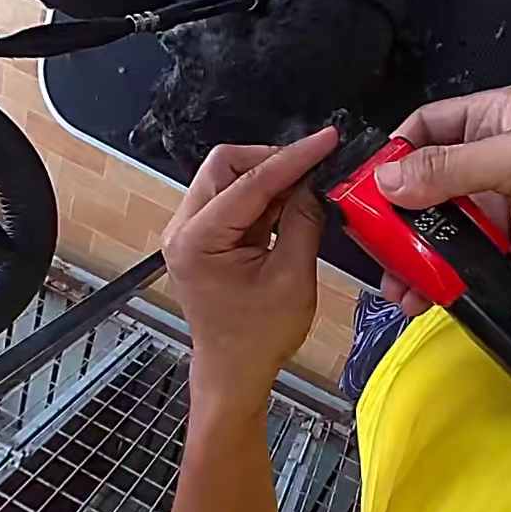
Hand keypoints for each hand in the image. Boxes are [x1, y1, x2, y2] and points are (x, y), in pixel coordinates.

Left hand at [162, 126, 337, 393]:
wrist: (234, 372)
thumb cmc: (260, 336)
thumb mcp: (292, 277)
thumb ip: (303, 222)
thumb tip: (316, 185)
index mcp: (199, 239)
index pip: (250, 181)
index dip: (294, 157)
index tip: (326, 140)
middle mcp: (184, 229)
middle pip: (226, 165)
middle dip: (273, 160)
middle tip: (315, 166)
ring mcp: (191, 233)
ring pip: (229, 179)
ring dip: (270, 178)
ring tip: (309, 185)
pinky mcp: (205, 239)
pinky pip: (234, 202)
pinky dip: (264, 197)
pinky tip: (292, 203)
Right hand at [375, 87, 510, 315]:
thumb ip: (458, 165)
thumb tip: (392, 177)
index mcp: (498, 118)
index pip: (427, 126)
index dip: (394, 155)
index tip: (368, 191)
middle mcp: (491, 159)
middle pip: (422, 180)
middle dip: (393, 212)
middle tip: (374, 245)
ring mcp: (497, 206)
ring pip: (436, 224)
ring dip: (411, 250)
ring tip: (395, 280)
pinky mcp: (504, 246)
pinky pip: (458, 257)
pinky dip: (437, 274)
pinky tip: (424, 293)